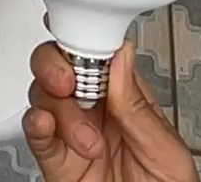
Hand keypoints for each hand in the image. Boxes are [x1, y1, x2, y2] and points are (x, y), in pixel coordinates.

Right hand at [24, 40, 197, 181]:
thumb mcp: (167, 155)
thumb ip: (138, 107)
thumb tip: (121, 54)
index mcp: (127, 102)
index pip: (100, 54)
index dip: (85, 39)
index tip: (81, 39)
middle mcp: (96, 113)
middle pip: (61, 65)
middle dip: (56, 64)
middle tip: (68, 81)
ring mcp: (73, 135)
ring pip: (44, 93)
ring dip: (54, 104)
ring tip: (81, 135)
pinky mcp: (55, 162)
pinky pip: (35, 132)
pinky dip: (34, 123)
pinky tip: (44, 125)